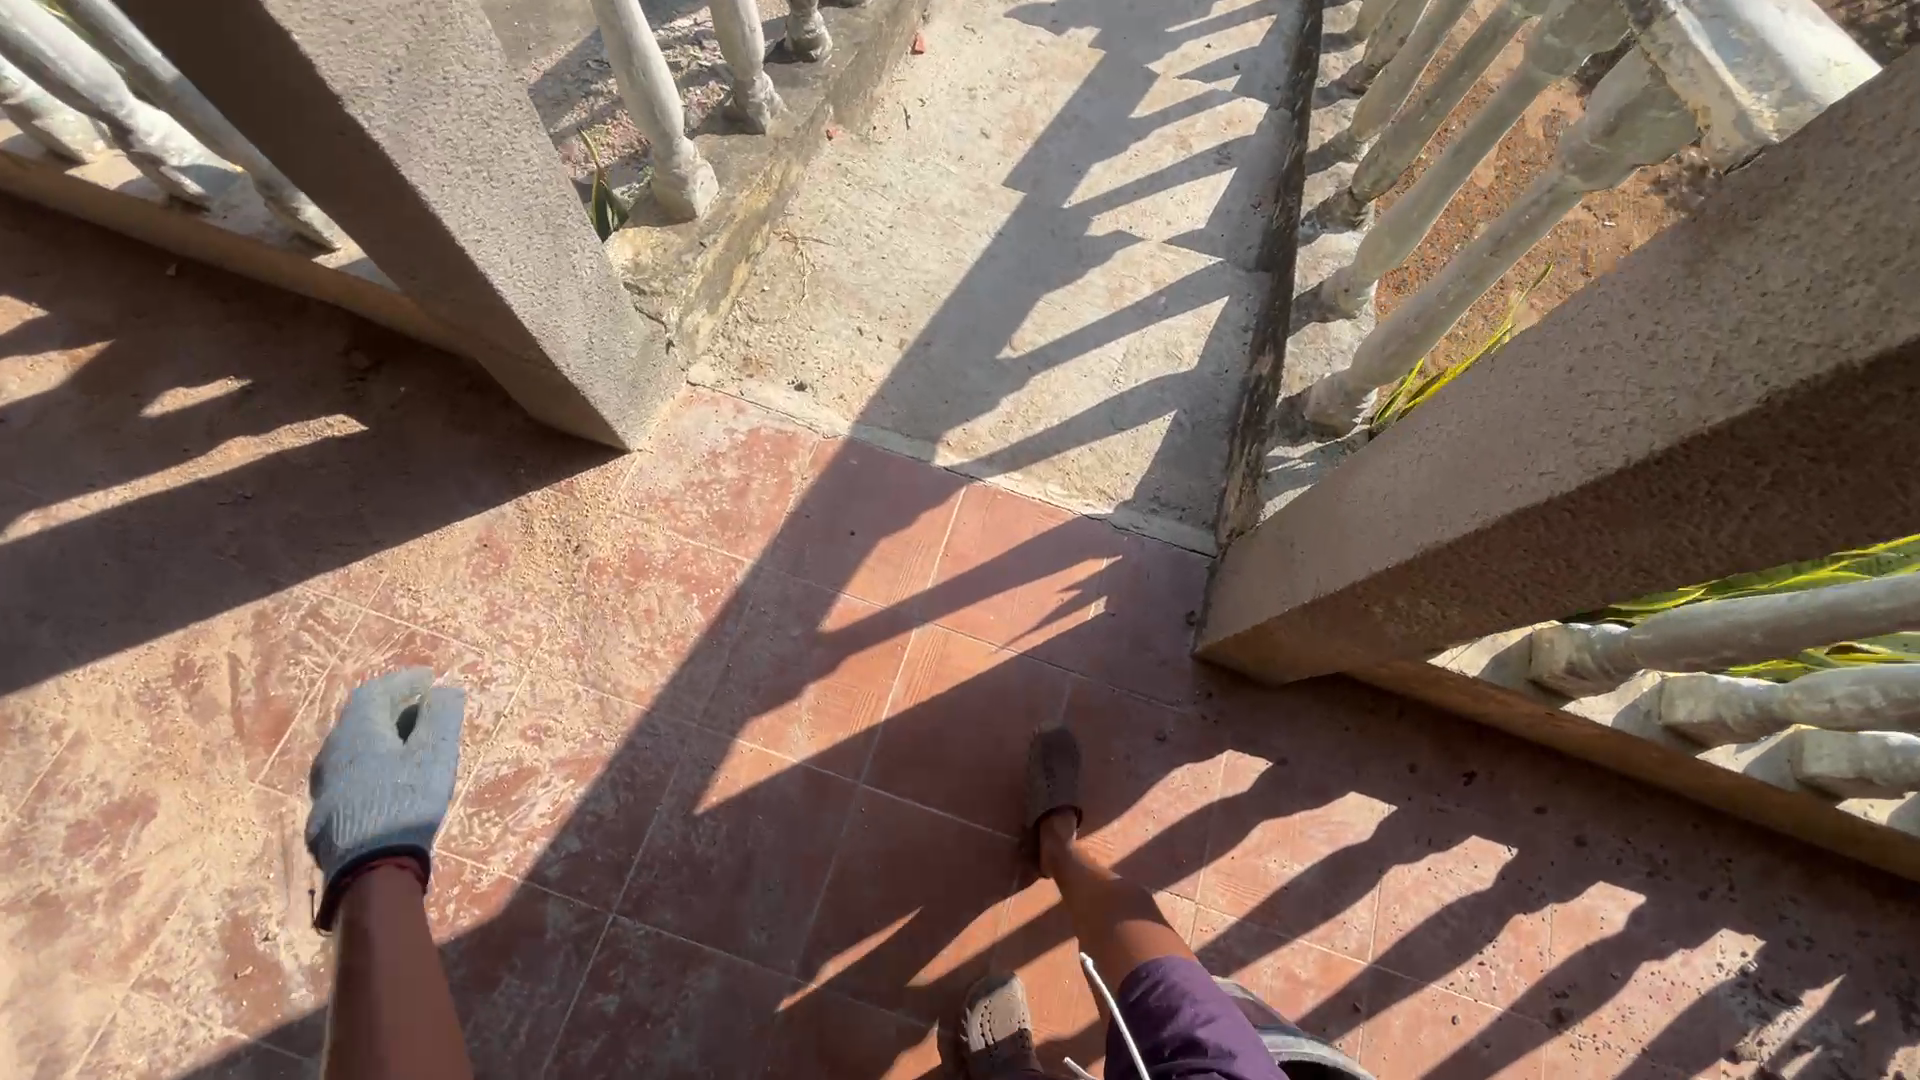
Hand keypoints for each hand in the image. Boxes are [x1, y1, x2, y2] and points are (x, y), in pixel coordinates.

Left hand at [306, 668, 464, 929]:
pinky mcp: (326, 811)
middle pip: (360, 717)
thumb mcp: (435, 753)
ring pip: (353, 745)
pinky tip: (389, 773)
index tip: (430, 677)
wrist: (369, 866)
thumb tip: (444, 690)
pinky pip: (350, 769)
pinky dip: (373, 757)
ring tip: (411, 736)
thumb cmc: (407, 799)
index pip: (374, 692)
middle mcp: (332, 753)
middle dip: (393, 704)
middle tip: (423, 702)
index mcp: (357, 733)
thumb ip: (441, 716)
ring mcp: (324, 784)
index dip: (403, 680)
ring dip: (382, 732)